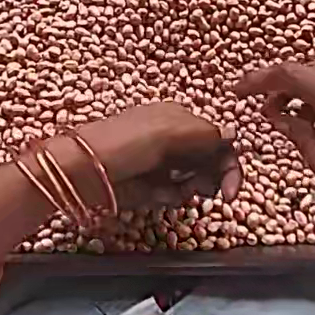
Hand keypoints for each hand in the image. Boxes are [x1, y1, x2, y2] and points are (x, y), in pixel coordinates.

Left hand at [73, 103, 243, 209]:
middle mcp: (173, 138)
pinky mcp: (147, 184)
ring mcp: (159, 162)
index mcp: (179, 117)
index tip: (230, 193)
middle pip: (208, 163)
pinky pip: (171, 193)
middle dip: (208, 179)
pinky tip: (154, 195)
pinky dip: (168, 197)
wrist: (81, 170)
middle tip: (195, 190)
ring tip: (167, 191)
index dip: (229, 165)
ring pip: (192, 181)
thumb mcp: (168, 132)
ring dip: (186, 189)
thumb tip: (234, 134)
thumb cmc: (125, 143)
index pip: (219, 140)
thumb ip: (206, 134)